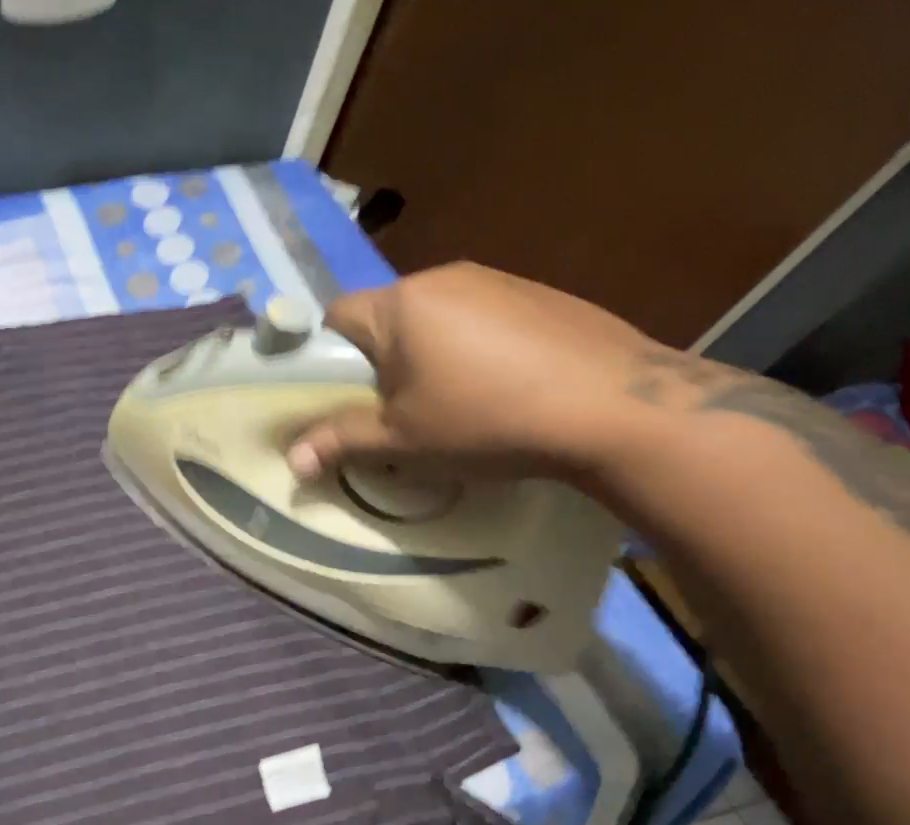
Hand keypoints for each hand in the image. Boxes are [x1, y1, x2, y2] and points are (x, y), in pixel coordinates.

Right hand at [287, 262, 738, 480]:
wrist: (617, 408)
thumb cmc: (488, 420)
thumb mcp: (404, 440)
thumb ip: (342, 441)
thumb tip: (292, 462)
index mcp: (401, 303)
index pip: (334, 316)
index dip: (327, 358)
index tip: (344, 397)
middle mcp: (444, 277)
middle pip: (385, 316)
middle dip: (379, 360)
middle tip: (396, 409)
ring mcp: (499, 280)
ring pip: (435, 316)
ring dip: (428, 353)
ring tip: (453, 401)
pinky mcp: (541, 294)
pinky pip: (483, 317)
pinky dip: (475, 348)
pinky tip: (502, 387)